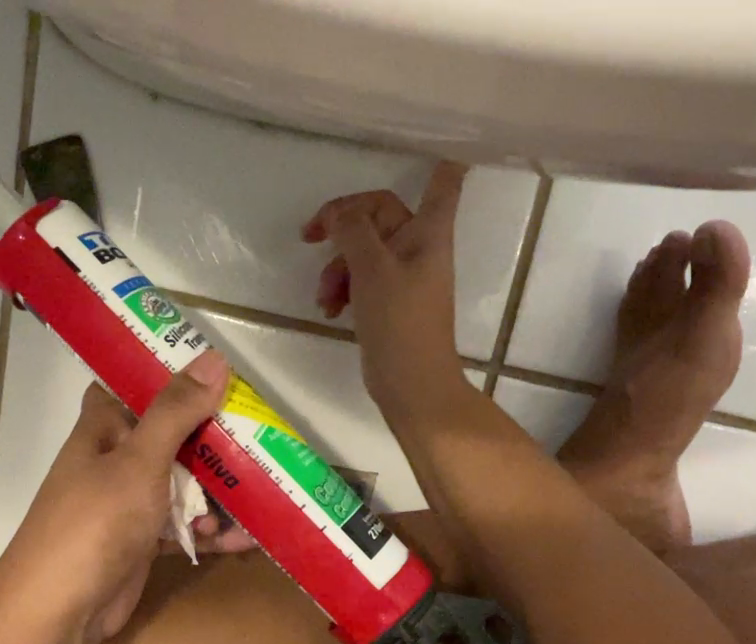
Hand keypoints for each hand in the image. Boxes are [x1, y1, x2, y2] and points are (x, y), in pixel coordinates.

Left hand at [0, 352, 230, 642]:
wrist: (60, 610)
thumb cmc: (94, 523)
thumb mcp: (139, 460)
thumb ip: (176, 412)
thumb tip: (213, 358)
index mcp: (102, 431)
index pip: (128, 387)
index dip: (163, 376)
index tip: (210, 372)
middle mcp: (114, 462)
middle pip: (168, 438)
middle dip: (210, 439)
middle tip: (257, 437)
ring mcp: (128, 505)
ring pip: (180, 485)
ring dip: (216, 492)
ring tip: (254, 499)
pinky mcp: (141, 544)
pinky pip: (182, 528)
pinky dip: (210, 532)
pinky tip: (247, 539)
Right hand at [302, 161, 469, 406]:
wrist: (412, 386)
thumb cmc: (401, 323)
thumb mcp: (372, 269)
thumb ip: (353, 231)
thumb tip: (339, 214)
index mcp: (427, 233)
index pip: (442, 185)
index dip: (443, 163)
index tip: (446, 145)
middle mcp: (418, 249)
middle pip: (379, 216)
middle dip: (343, 229)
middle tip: (309, 238)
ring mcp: (404, 278)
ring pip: (363, 252)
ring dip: (337, 269)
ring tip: (324, 299)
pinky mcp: (389, 305)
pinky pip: (362, 281)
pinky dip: (343, 290)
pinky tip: (329, 310)